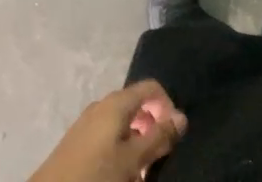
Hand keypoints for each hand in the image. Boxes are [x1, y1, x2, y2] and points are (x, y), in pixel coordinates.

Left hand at [29, 80, 188, 181]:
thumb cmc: (96, 174)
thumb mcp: (133, 158)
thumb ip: (159, 136)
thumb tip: (182, 116)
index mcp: (116, 103)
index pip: (151, 87)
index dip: (167, 106)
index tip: (173, 134)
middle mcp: (101, 106)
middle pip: (137, 106)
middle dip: (152, 128)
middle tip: (159, 156)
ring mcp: (88, 123)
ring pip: (123, 125)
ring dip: (137, 143)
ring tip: (141, 171)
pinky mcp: (79, 141)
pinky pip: (109, 137)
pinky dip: (121, 150)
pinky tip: (121, 174)